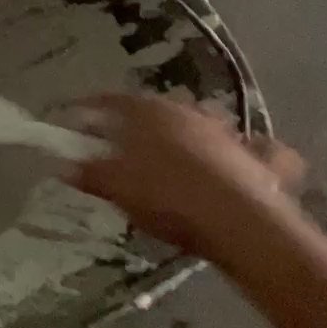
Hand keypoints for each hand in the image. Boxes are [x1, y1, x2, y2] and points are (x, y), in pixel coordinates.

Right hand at [66, 94, 303, 255]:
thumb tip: (62, 165)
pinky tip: (245, 157)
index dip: (91, 108)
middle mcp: (187, 113)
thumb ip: (88, 173)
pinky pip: (259, 149)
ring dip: (189, 131)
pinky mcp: (263, 161)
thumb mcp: (115, 187)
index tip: (76, 119)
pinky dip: (251, 151)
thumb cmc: (167, 198)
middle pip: (155, 110)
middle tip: (122, 139)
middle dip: (137, 120)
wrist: (242, 227)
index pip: (110, 100)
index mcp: (147, 112)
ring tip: (177, 150)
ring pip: (203, 122)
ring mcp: (228, 134)